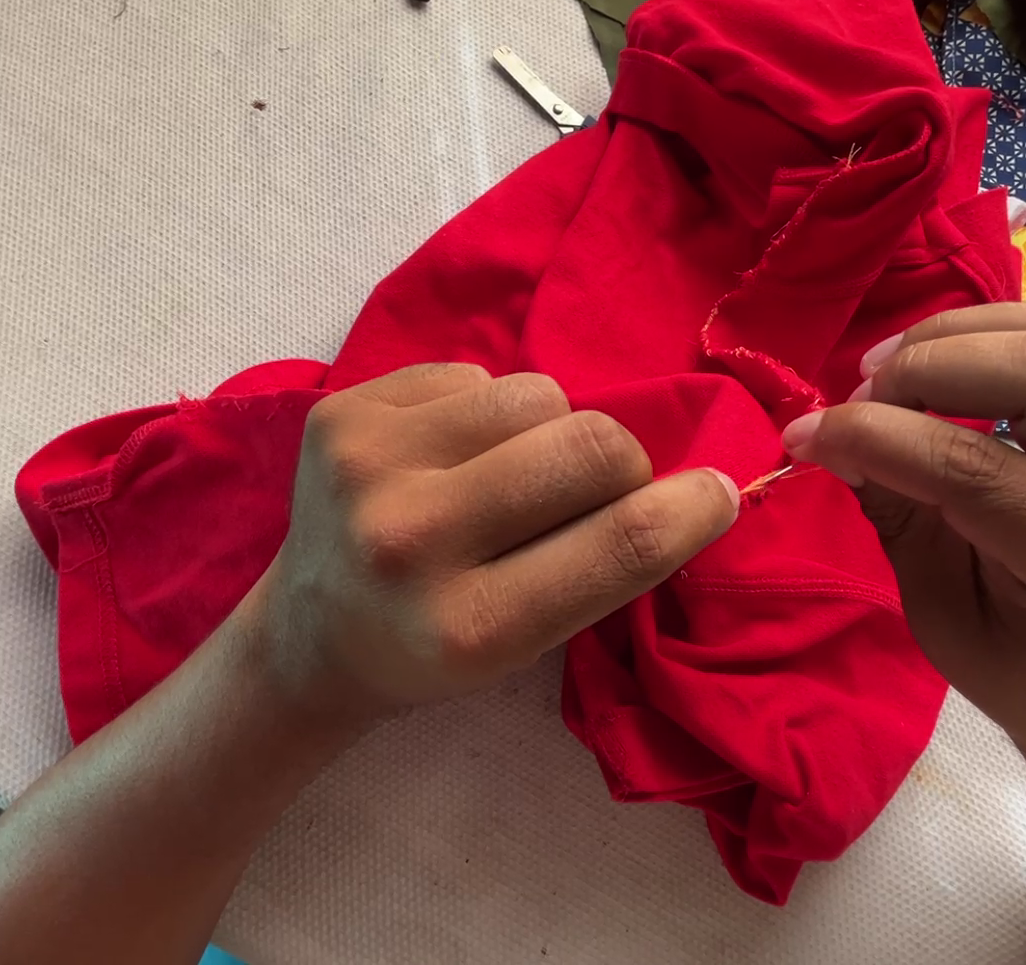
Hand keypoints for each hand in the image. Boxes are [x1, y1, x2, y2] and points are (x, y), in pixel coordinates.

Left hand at [248, 363, 740, 719]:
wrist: (307, 631)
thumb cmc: (428, 651)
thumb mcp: (522, 645)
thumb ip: (602, 566)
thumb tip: (693, 482)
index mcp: (466, 627)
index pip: (619, 544)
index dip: (692, 508)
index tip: (718, 489)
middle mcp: (407, 538)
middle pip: (586, 445)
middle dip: (618, 460)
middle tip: (594, 485)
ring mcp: (363, 463)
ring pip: (534, 392)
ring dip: (547, 427)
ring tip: (505, 470)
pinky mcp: (338, 411)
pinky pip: (471, 373)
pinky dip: (484, 410)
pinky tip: (447, 452)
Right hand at [782, 303, 1025, 795]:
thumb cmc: (1020, 673)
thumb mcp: (937, 613)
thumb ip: (892, 511)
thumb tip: (826, 436)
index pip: (975, 468)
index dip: (873, 436)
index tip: (804, 435)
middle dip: (924, 367)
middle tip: (856, 397)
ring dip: (960, 335)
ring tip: (888, 369)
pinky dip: (999, 332)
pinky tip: (944, 360)